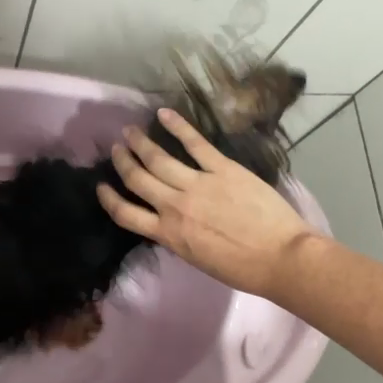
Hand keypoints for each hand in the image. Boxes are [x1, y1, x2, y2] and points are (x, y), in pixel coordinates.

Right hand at [97, 108, 320, 298]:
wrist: (280, 257)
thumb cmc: (243, 269)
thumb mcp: (198, 260)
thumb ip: (179, 238)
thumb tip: (170, 223)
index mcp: (169, 235)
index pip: (126, 215)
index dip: (110, 199)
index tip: (102, 187)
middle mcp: (175, 207)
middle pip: (138, 180)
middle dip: (123, 162)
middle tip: (116, 148)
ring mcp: (198, 185)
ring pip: (159, 159)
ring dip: (140, 143)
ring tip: (130, 131)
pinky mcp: (223, 169)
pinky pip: (195, 143)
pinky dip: (177, 126)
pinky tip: (164, 114)